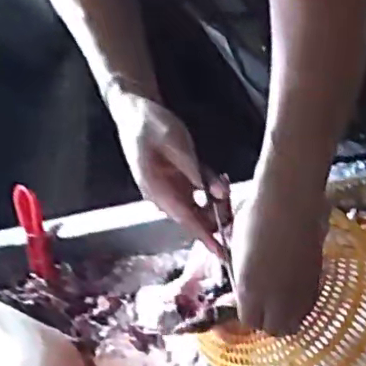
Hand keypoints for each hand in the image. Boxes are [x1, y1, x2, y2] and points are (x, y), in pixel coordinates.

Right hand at [108, 90, 226, 251]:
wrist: (135, 111)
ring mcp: (174, 194)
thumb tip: (214, 192)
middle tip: (230, 199)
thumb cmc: (151, 123)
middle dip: (218, 216)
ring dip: (218, 204)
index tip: (222, 254)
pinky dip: (213, 192)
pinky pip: (203, 198)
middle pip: (198, 219)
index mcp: (157, 190)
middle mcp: (165, 198)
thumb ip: (194, 168)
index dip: (206, 238)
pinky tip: (220, 180)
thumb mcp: (174, 141)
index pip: (186, 220)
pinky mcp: (182, 187)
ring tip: (224, 183)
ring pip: (203, 210)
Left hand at [230, 179, 328, 335]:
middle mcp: (274, 300)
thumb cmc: (256, 217)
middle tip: (267, 308)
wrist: (291, 203)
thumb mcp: (237, 248)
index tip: (250, 304)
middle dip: (269, 322)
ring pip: (294, 324)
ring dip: (288, 318)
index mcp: (249, 290)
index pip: (249, 321)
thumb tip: (244, 289)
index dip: (250, 314)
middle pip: (274, 329)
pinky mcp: (315, 286)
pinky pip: (307, 308)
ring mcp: (298, 295)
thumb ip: (241, 276)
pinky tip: (297, 292)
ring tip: (284, 303)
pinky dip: (301, 306)